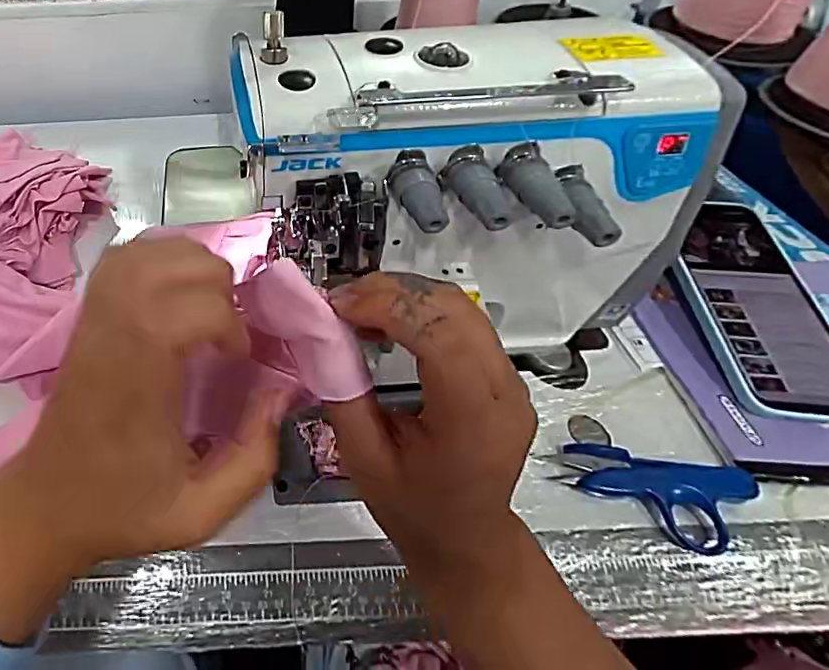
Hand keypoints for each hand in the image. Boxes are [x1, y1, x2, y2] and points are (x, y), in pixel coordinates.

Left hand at [0, 238, 284, 643]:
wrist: (47, 502)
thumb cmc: (120, 508)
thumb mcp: (200, 513)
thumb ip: (254, 459)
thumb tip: (279, 393)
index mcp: (141, 376)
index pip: (191, 310)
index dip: (228, 324)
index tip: (235, 358)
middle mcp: (115, 330)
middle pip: (176, 265)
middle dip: (219, 286)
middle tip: (226, 329)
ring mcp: (96, 312)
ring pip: (152, 249)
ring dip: (194, 265)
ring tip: (207, 305)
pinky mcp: (88, 308)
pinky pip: (126, 255)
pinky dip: (160, 255)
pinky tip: (176, 286)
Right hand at [323, 272, 534, 578]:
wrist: (468, 539)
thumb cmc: (416, 509)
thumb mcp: (363, 459)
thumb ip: (341, 392)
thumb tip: (318, 333)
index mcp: (473, 420)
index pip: (438, 334)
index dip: (385, 305)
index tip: (337, 305)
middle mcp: (504, 390)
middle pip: (452, 308)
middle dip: (390, 291)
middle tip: (342, 302)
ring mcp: (510, 377)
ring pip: (458, 303)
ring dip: (404, 293)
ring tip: (359, 307)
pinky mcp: (503, 369)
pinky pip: (462, 317)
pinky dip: (420, 306)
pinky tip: (386, 318)